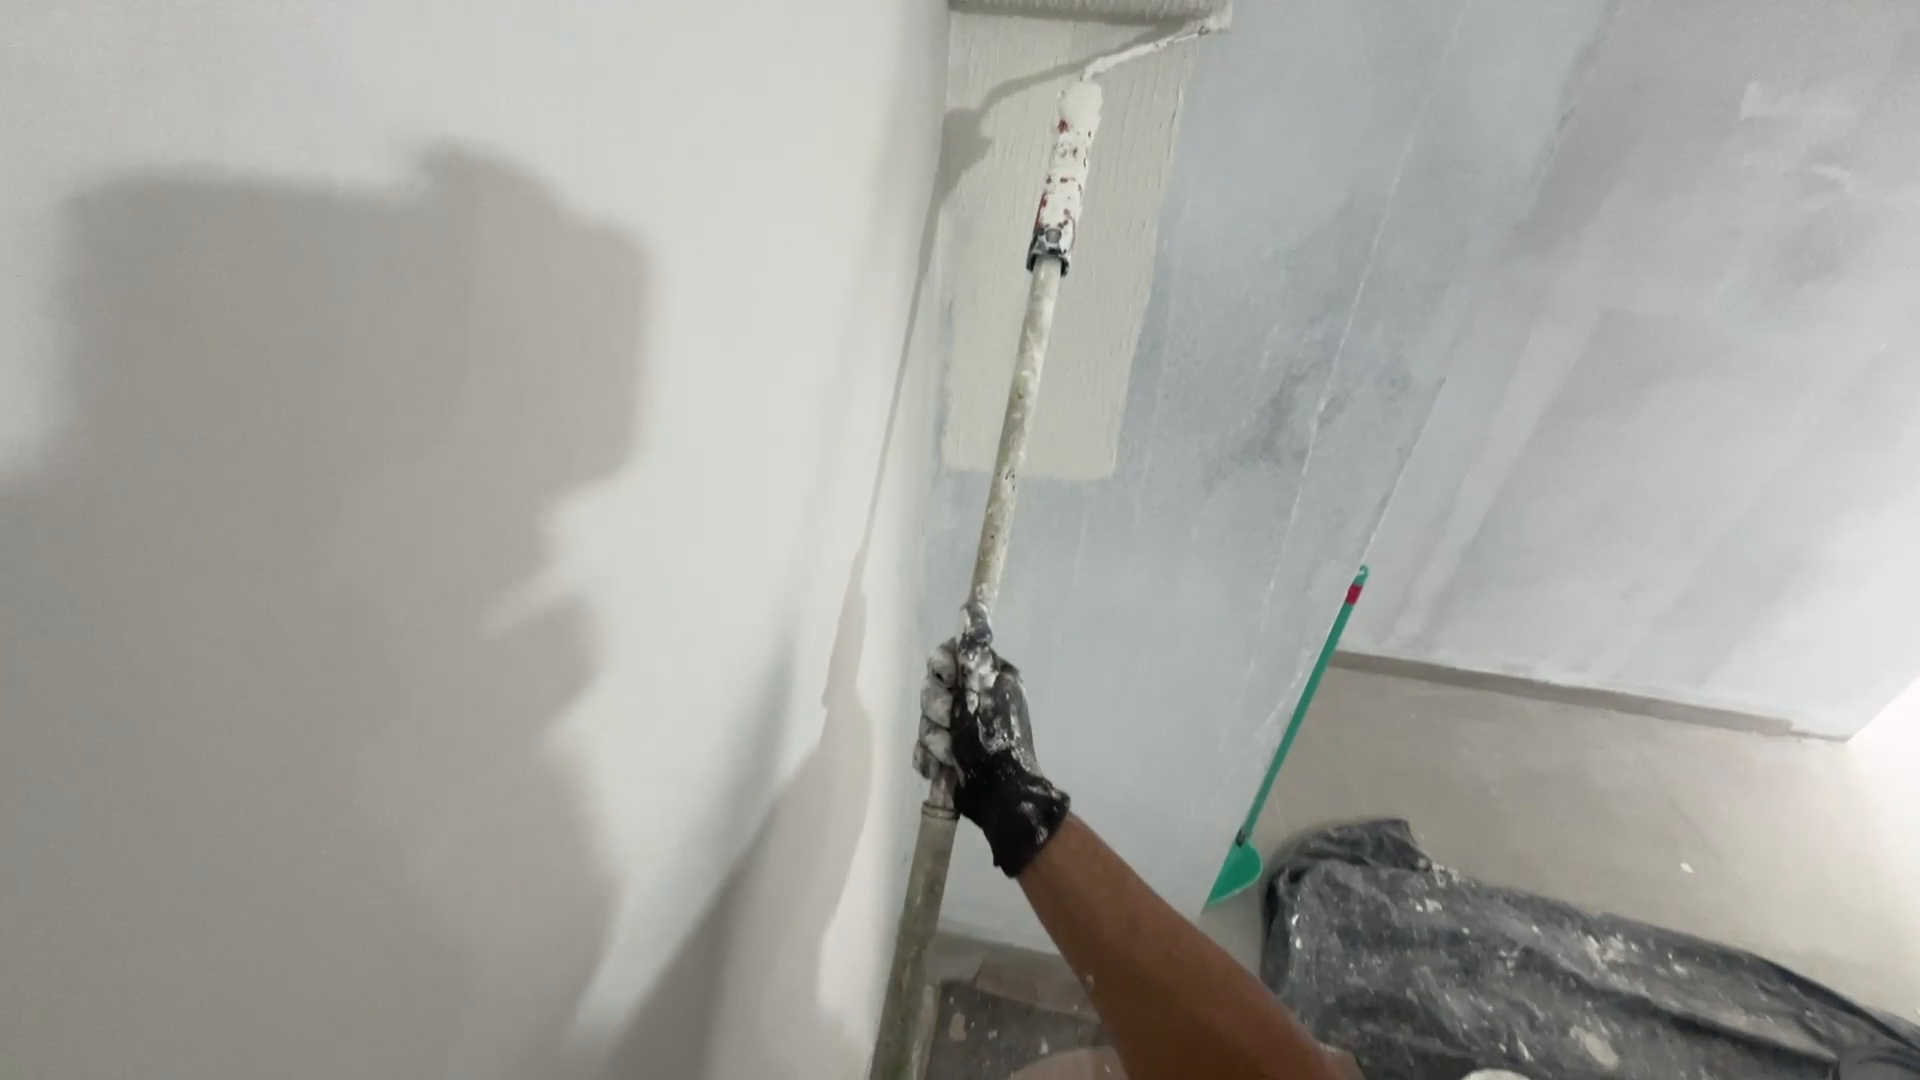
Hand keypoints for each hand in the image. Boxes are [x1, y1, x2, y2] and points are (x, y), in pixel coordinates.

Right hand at [915, 605, 1069, 875]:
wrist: (999, 797)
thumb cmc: (994, 740)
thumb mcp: (983, 689)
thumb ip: (973, 651)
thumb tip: (972, 607)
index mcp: (988, 679)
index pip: (949, 656)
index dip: (942, 668)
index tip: (946, 679)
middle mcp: (974, 699)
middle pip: (932, 689)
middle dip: (937, 709)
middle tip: (951, 723)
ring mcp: (960, 728)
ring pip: (926, 721)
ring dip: (935, 738)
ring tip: (951, 752)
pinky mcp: (948, 754)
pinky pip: (924, 747)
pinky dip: (931, 759)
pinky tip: (943, 768)